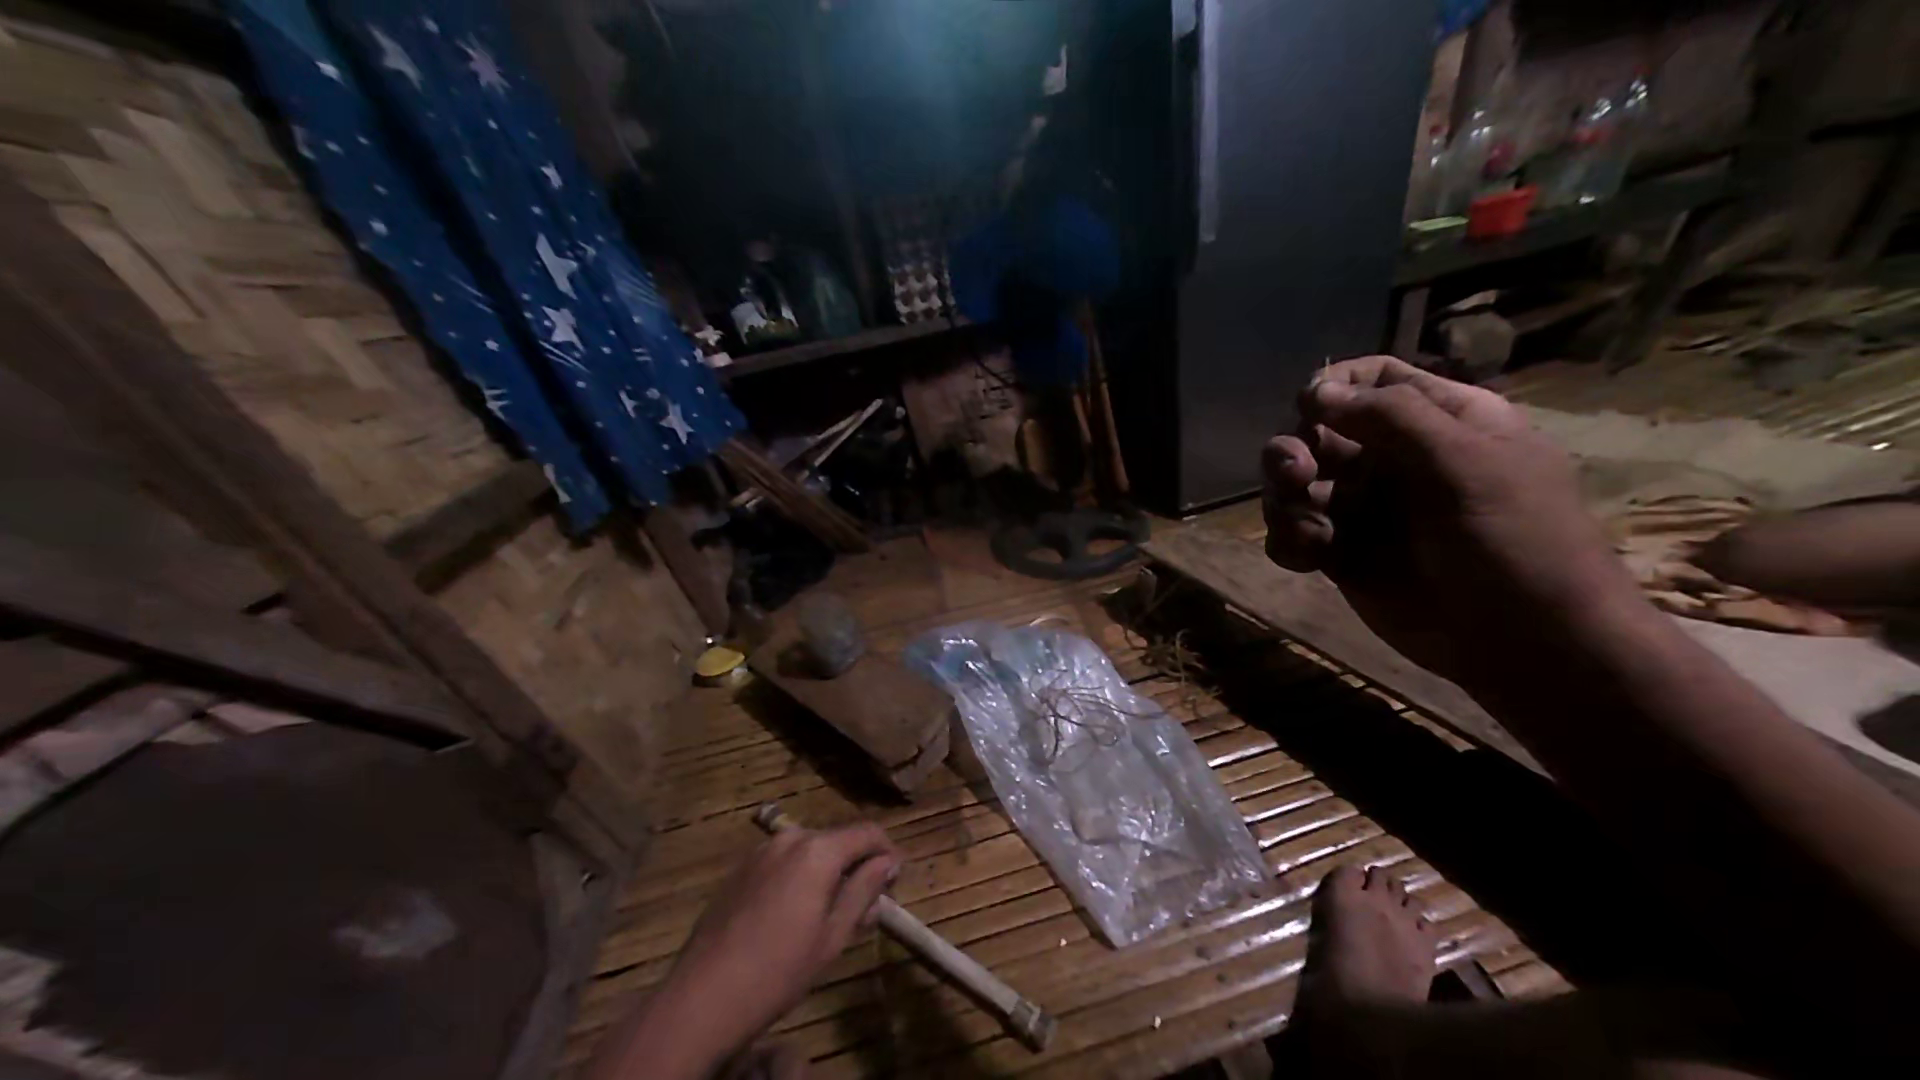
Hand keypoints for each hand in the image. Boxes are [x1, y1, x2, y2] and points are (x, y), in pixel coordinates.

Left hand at [590, 824, 898, 1079]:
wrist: (702, 997)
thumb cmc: (778, 970)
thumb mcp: (834, 936)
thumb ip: (864, 890)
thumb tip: (888, 862)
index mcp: (818, 850)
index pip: (868, 832)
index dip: (888, 852)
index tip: (894, 882)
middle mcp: (790, 837)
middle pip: (838, 840)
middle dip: (856, 865)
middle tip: (863, 909)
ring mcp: (761, 850)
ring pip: (810, 851)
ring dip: (827, 872)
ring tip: (827, 916)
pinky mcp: (740, 868)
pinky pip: (783, 861)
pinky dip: (798, 877)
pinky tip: (790, 917)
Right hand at [1261, 356, 1640, 686]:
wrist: (1524, 644)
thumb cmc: (1514, 542)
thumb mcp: (1466, 463)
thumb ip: (1392, 417)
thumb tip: (1315, 392)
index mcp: (1437, 421)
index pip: (1372, 378)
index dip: (1334, 385)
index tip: (1312, 408)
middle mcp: (1393, 458)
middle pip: (1317, 431)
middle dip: (1294, 449)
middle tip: (1296, 475)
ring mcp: (1363, 508)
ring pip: (1294, 483)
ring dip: (1284, 500)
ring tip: (1310, 532)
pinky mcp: (1340, 554)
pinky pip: (1292, 532)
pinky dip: (1287, 540)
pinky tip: (1307, 559)